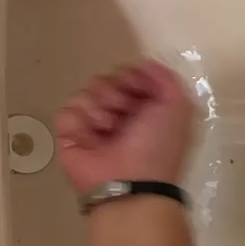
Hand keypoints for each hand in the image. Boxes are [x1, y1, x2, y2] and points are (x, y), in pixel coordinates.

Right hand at [53, 60, 195, 195]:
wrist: (129, 183)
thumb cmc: (157, 148)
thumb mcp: (177, 109)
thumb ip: (165, 78)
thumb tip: (141, 63)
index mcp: (143, 108)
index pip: (127, 75)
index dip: (130, 77)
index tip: (136, 89)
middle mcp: (117, 114)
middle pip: (103, 80)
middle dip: (113, 93)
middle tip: (124, 112)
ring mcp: (91, 124)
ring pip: (84, 93)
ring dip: (98, 109)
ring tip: (108, 129)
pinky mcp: (68, 134)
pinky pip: (66, 112)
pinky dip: (79, 123)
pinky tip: (91, 138)